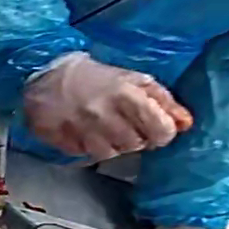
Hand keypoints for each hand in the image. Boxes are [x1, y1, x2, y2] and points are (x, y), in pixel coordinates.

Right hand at [23, 53, 191, 161]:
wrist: (43, 73)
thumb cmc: (94, 77)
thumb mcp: (134, 80)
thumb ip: (163, 101)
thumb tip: (185, 124)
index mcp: (127, 96)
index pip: (161, 132)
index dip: (161, 134)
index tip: (152, 130)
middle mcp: (103, 114)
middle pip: (134, 145)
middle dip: (133, 139)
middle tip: (123, 129)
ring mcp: (77, 127)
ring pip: (107, 154)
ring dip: (108, 146)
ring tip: (102, 133)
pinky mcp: (56, 136)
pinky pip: (80, 153)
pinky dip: (84, 147)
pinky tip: (81, 134)